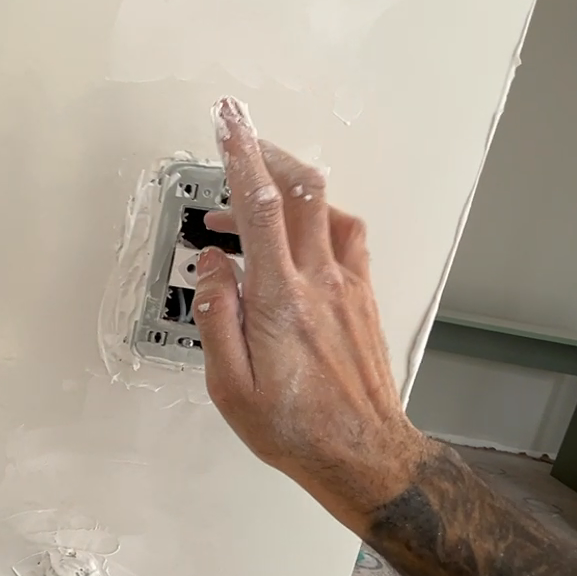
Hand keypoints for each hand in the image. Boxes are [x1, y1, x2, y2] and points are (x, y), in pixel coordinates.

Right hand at [193, 97, 430, 529]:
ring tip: (251, 195)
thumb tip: (213, 263)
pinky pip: (346, 234)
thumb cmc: (292, 427)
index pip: (261, 209)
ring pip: (327, 206)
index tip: (227, 122)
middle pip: (302, 189)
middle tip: (237, 137)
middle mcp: (318, 282)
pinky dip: (318, 215)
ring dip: (289, 184)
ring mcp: (347, 285)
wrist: (363, 453)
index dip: (242, 157)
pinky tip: (299, 229)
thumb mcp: (230, 386)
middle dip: (267, 151)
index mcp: (279, 302)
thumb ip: (218, 317)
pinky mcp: (363, 295)